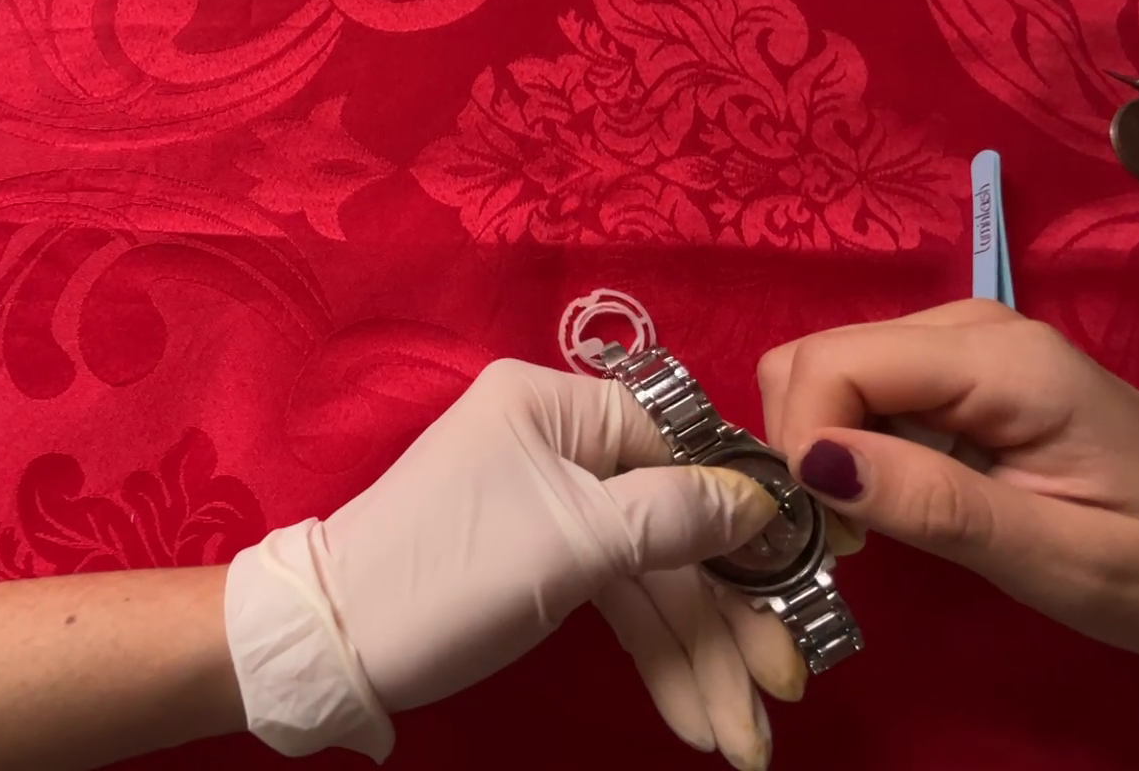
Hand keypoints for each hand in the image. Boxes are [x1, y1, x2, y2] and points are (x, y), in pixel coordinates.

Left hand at [225, 359, 796, 767]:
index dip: (737, 506)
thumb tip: (759, 498)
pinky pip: (610, 590)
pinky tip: (693, 715)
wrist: (340, 640)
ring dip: (693, 650)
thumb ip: (677, 515)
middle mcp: (551, 437)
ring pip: (643, 568)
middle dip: (720, 610)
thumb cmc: (455, 570)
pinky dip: (650, 649)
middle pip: (663, 516)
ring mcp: (546, 498)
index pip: (672, 438)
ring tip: (743, 740)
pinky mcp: (539, 550)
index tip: (798, 574)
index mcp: (550, 402)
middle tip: (781, 687)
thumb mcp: (576, 541)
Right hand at [758, 299, 1138, 665]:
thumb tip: (812, 462)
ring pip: (815, 367)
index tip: (834, 519)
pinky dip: (837, 437)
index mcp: (1001, 360)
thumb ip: (939, 507)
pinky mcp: (936, 362)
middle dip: (803, 440)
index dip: (805, 435)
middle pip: (812, 357)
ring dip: (816, 441)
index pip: (836, 363)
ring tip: (874, 509)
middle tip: (852, 524)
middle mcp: (961, 325)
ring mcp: (946, 338)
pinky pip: (842, 383)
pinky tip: (888, 481)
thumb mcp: (1070, 564)